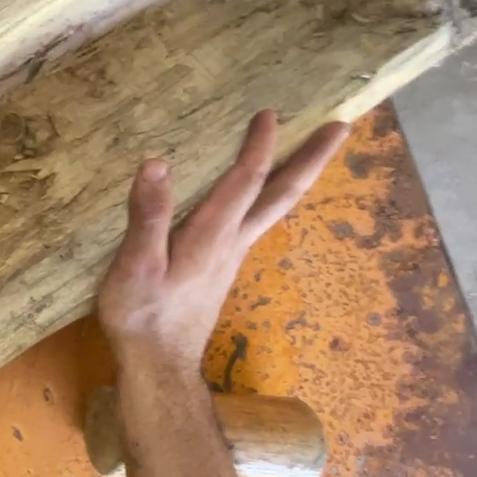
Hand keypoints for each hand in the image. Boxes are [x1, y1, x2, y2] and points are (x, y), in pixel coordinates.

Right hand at [97, 110, 347, 374]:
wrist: (159, 363)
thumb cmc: (142, 315)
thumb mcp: (135, 265)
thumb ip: (148, 216)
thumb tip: (157, 164)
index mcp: (211, 236)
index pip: (244, 181)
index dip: (258, 145)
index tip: (270, 113)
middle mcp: (231, 243)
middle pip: (280, 195)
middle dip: (310, 159)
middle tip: (340, 127)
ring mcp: (230, 260)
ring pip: (272, 211)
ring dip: (294, 178)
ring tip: (310, 155)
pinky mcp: (220, 273)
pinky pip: (253, 225)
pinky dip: (267, 201)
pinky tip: (258, 202)